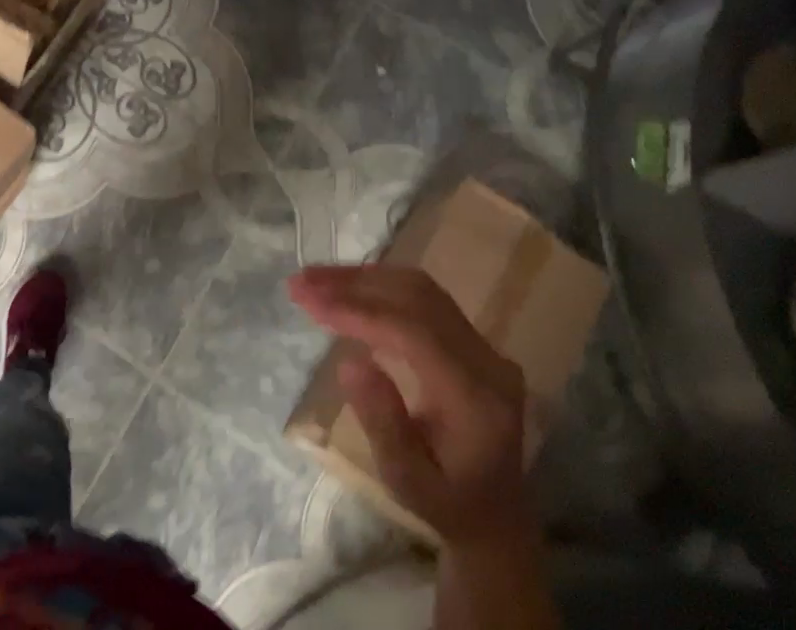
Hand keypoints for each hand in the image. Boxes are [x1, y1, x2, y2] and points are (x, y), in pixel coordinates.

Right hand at [289, 264, 537, 551]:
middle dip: (354, 284)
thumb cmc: (444, 501)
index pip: (413, 332)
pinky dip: (381, 289)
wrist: (495, 516)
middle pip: (419, 299)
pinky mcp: (474, 345)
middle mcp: (488, 363)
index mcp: (474, 396)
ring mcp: (485, 350)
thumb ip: (382, 419)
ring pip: (422, 292)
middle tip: (300, 282)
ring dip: (365, 279)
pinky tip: (347, 292)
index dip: (357, 311)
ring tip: (314, 280)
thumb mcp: (405, 476)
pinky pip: (426, 302)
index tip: (307, 301)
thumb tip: (350, 362)